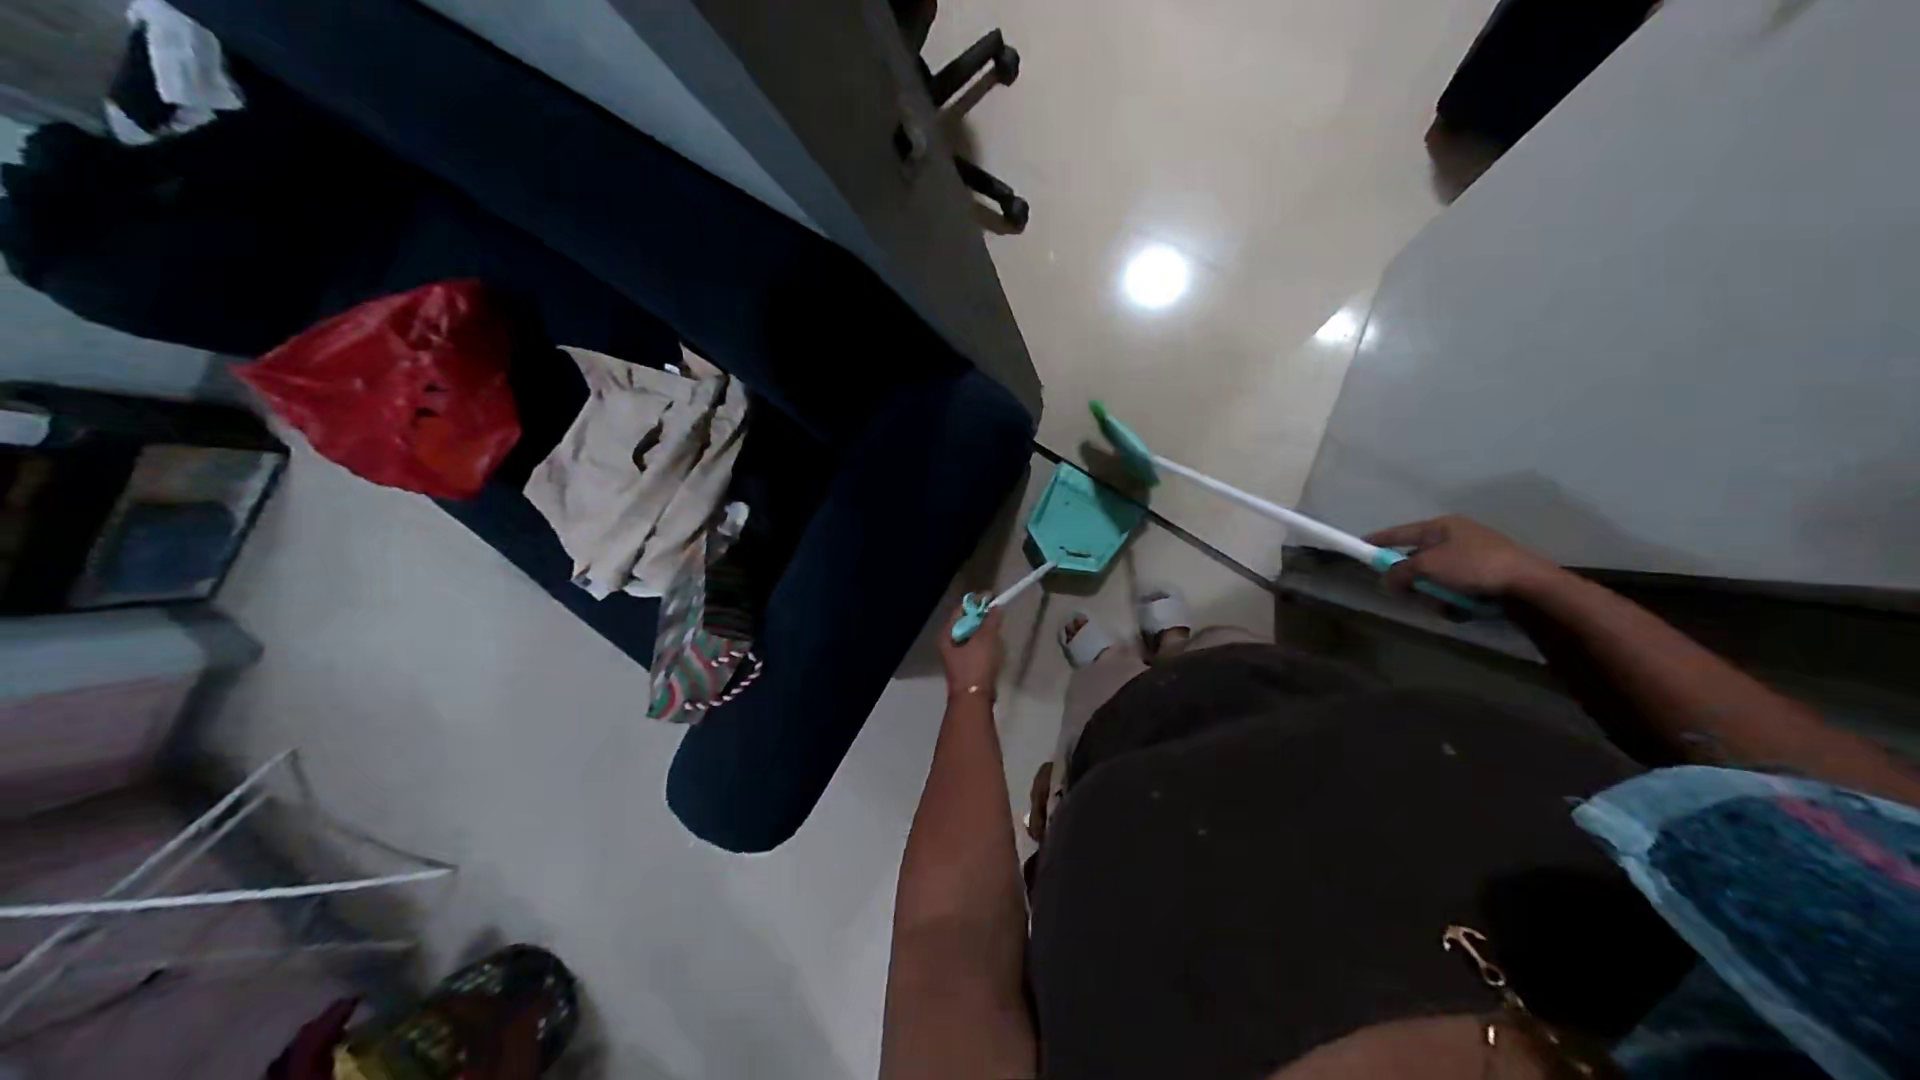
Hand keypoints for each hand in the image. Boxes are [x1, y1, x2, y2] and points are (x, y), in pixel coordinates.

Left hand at [940, 600, 1003, 697]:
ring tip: (998, 626)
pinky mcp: (966, 666)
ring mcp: (956, 656)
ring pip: (970, 635)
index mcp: (947, 634)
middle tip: (997, 612)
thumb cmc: (976, 665)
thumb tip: (995, 607)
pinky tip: (995, 645)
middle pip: (965, 622)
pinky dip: (984, 643)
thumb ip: (990, 621)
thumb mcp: (986, 639)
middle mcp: (948, 643)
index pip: (960, 610)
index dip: (975, 602)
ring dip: (983, 630)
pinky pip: (975, 648)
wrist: (974, 698)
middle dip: (981, 616)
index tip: (991, 597)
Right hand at [1365, 516, 1562, 597]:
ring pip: (1434, 579)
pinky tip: (1461, 608)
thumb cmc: (1474, 566)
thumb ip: (1399, 572)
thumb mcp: (1427, 566)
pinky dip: (1452, 600)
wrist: (1529, 585)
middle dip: (1411, 579)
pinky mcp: (1486, 577)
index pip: (1399, 532)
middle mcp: (1456, 538)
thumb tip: (1386, 582)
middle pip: (1416, 560)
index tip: (1359, 546)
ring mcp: (1473, 557)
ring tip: (1443, 604)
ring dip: (1433, 594)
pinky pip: (1454, 589)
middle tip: (1408, 593)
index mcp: (1441, 527)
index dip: (1378, 540)